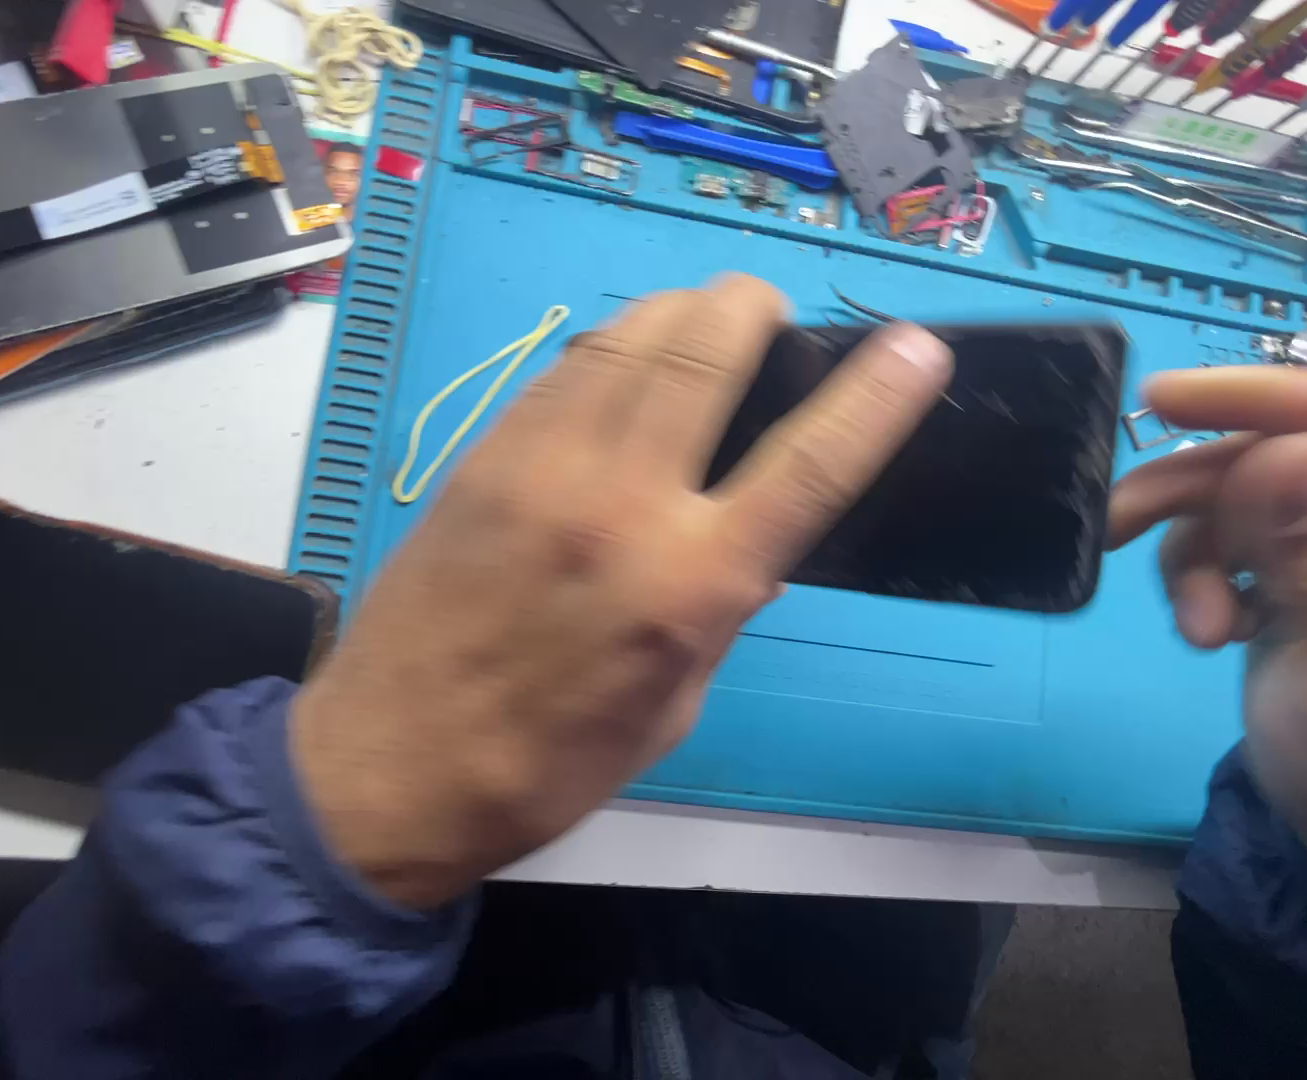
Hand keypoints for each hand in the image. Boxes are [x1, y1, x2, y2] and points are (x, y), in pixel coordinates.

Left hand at [289, 276, 953, 908]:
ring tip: (700, 335)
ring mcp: (542, 464)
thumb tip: (747, 542)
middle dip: (753, 307)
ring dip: (682, 315)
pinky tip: (622, 374)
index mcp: (689, 585)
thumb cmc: (548, 763)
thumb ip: (716, 607)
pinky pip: (565, 370)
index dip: (877, 398)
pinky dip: (613, 351)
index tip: (917, 349)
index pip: (810, 464)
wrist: (389, 766)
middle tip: (768, 320)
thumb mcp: (671, 706)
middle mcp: (622, 501)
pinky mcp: (483, 454)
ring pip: (630, 335)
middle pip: (707, 346)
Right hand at [1109, 367, 1306, 930]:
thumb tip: (1294, 452)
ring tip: (1189, 622)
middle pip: (1304, 456)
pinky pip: (1239, 536)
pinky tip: (1207, 629)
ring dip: (1195, 545)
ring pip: (1257, 494)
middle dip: (1208, 495)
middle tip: (1116, 526)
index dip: (1275, 402)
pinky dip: (1202, 575)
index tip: (1162, 400)